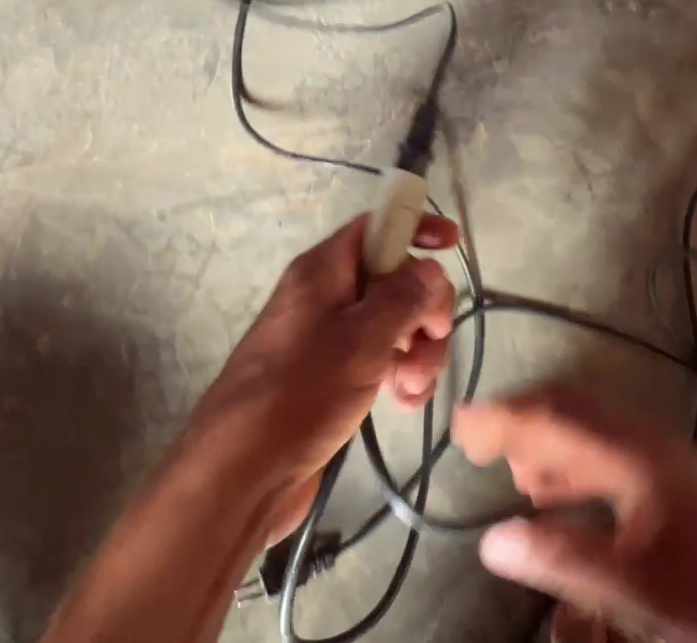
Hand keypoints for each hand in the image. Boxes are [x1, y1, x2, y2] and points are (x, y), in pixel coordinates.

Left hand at [183, 212, 458, 543]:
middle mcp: (326, 296)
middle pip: (393, 278)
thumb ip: (402, 298)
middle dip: (424, 307)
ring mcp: (330, 338)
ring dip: (417, 348)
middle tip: (432, 340)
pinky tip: (406, 402)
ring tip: (414, 389)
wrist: (244, 471)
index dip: (413, 226)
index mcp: (322, 271)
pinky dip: (400, 372)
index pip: (374, 227)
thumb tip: (430, 267)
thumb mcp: (360, 340)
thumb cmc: (300, 393)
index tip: (453, 242)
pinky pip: (380, 358)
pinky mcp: (334, 376)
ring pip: (393, 322)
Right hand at [456, 387, 696, 642]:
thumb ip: (563, 558)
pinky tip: (564, 501)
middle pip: (572, 410)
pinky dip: (574, 468)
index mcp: (636, 455)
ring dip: (548, 444)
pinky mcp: (681, 490)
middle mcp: (650, 445)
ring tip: (514, 473)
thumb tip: (491, 537)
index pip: (554, 416)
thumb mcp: (640, 588)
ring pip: (592, 433)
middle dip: (522, 420)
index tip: (460, 424)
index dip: (502, 416)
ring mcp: (668, 465)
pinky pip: (609, 458)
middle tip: (479, 443)